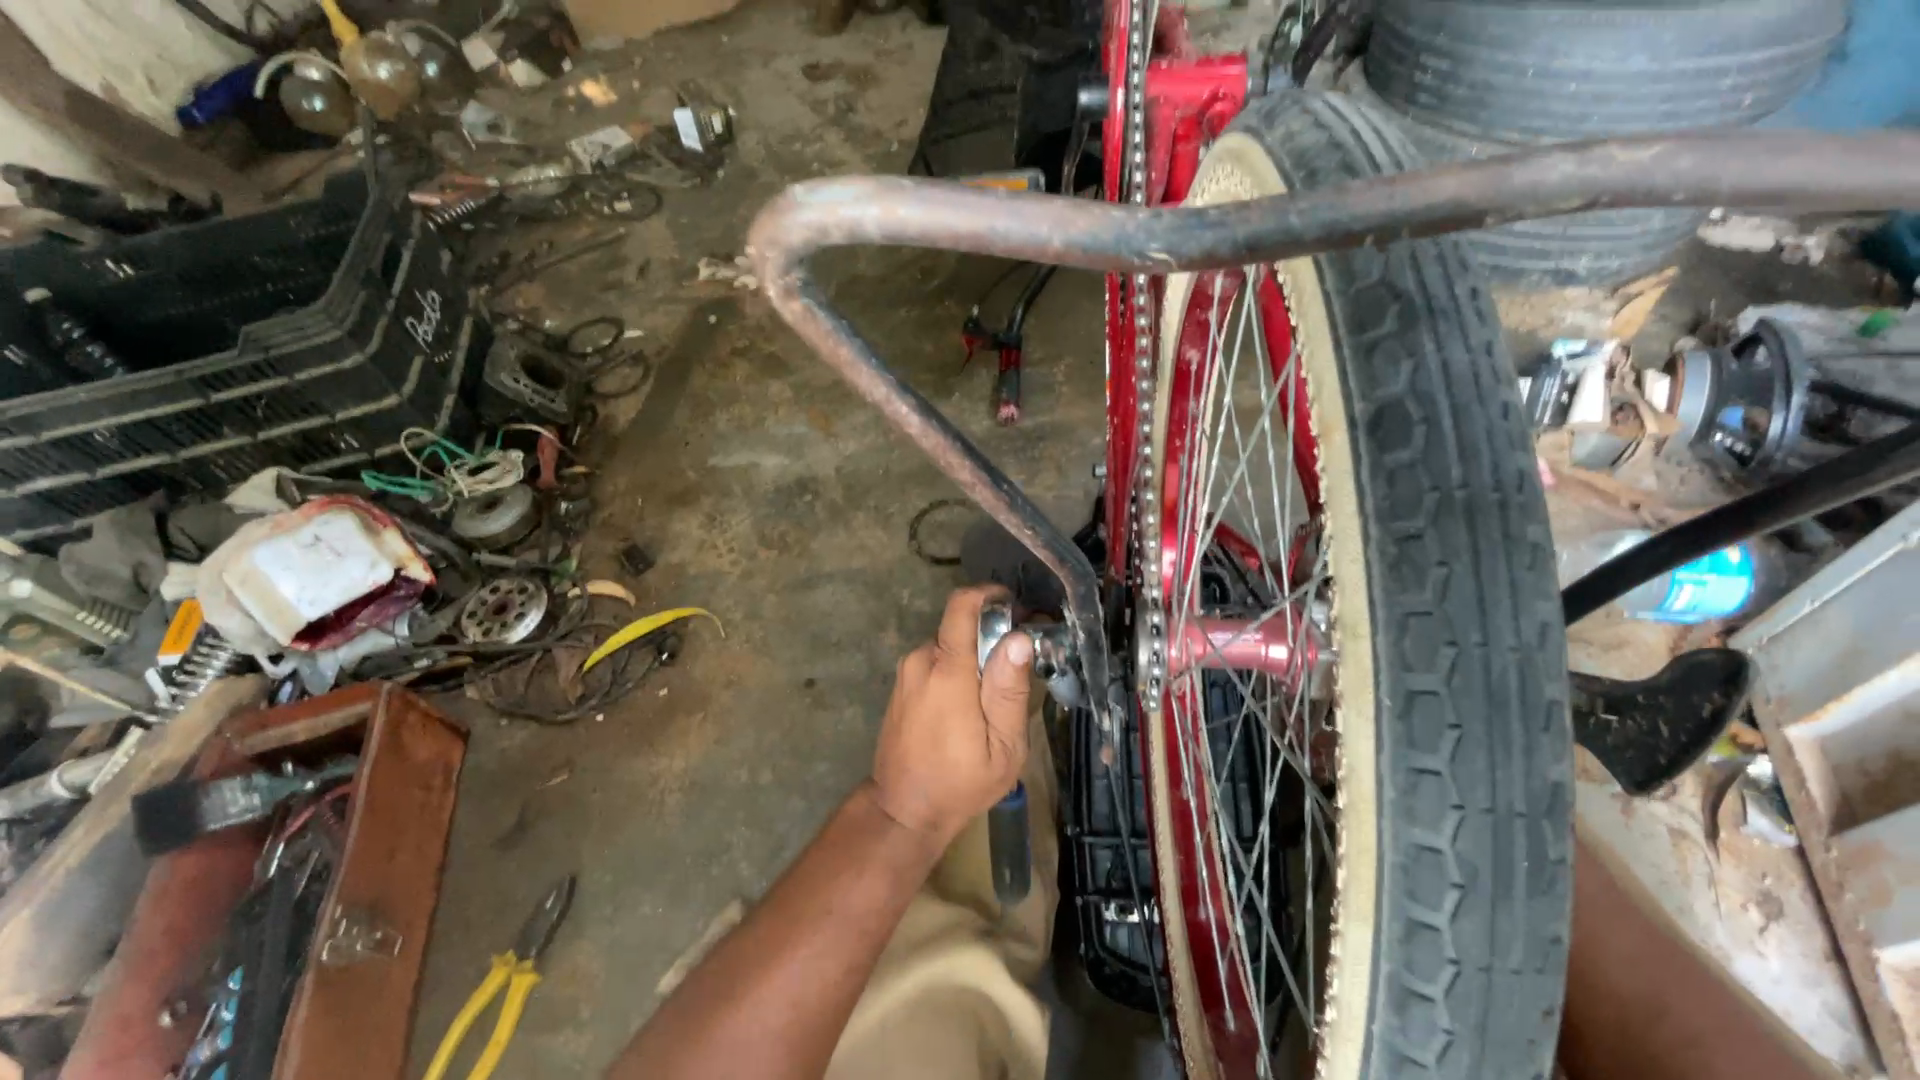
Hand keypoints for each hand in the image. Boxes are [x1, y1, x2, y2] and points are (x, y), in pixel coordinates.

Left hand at [869, 586, 1032, 844]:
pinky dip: (954, 673)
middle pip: (960, 629)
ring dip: (972, 661)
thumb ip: (1009, 689)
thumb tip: (1019, 639)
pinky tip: (968, 709)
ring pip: (948, 648)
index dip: (989, 596)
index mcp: (947, 672)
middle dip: (989, 639)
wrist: (903, 810)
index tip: (1015, 609)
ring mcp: (906, 674)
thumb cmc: (960, 783)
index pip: (961, 606)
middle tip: (1016, 669)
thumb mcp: (1002, 746)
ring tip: (993, 699)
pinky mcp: (901, 687)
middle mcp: (920, 662)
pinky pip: (934, 665)